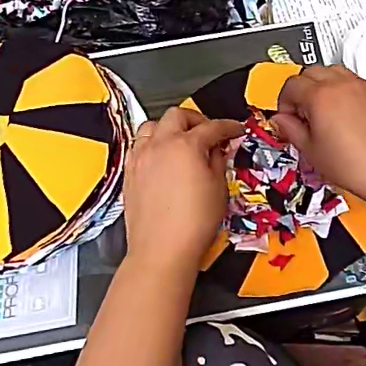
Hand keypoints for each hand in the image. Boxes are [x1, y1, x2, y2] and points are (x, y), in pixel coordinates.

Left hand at [122, 107, 244, 274]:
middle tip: (210, 132)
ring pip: (152, 125)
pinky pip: (138, 145)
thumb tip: (218, 150)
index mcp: (186, 145)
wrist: (162, 250)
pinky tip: (163, 157)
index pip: (212, 126)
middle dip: (197, 119)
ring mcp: (141, 158)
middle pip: (177, 115)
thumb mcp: (219, 187)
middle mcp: (159, 146)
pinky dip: (152, 144)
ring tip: (182, 140)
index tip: (235, 130)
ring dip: (170, 127)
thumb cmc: (192, 223)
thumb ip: (218, 160)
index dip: (229, 126)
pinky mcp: (129, 173)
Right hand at [272, 65, 365, 208]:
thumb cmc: (357, 166)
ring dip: (323, 85)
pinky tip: (344, 114)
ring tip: (322, 110)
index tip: (287, 116)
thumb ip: (291, 130)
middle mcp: (342, 85)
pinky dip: (344, 90)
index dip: (284, 102)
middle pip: (311, 72)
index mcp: (321, 96)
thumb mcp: (311, 151)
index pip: (291, 85)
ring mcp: (363, 87)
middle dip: (301, 89)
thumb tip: (281, 120)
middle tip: (301, 113)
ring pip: (334, 71)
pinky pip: (354, 81)